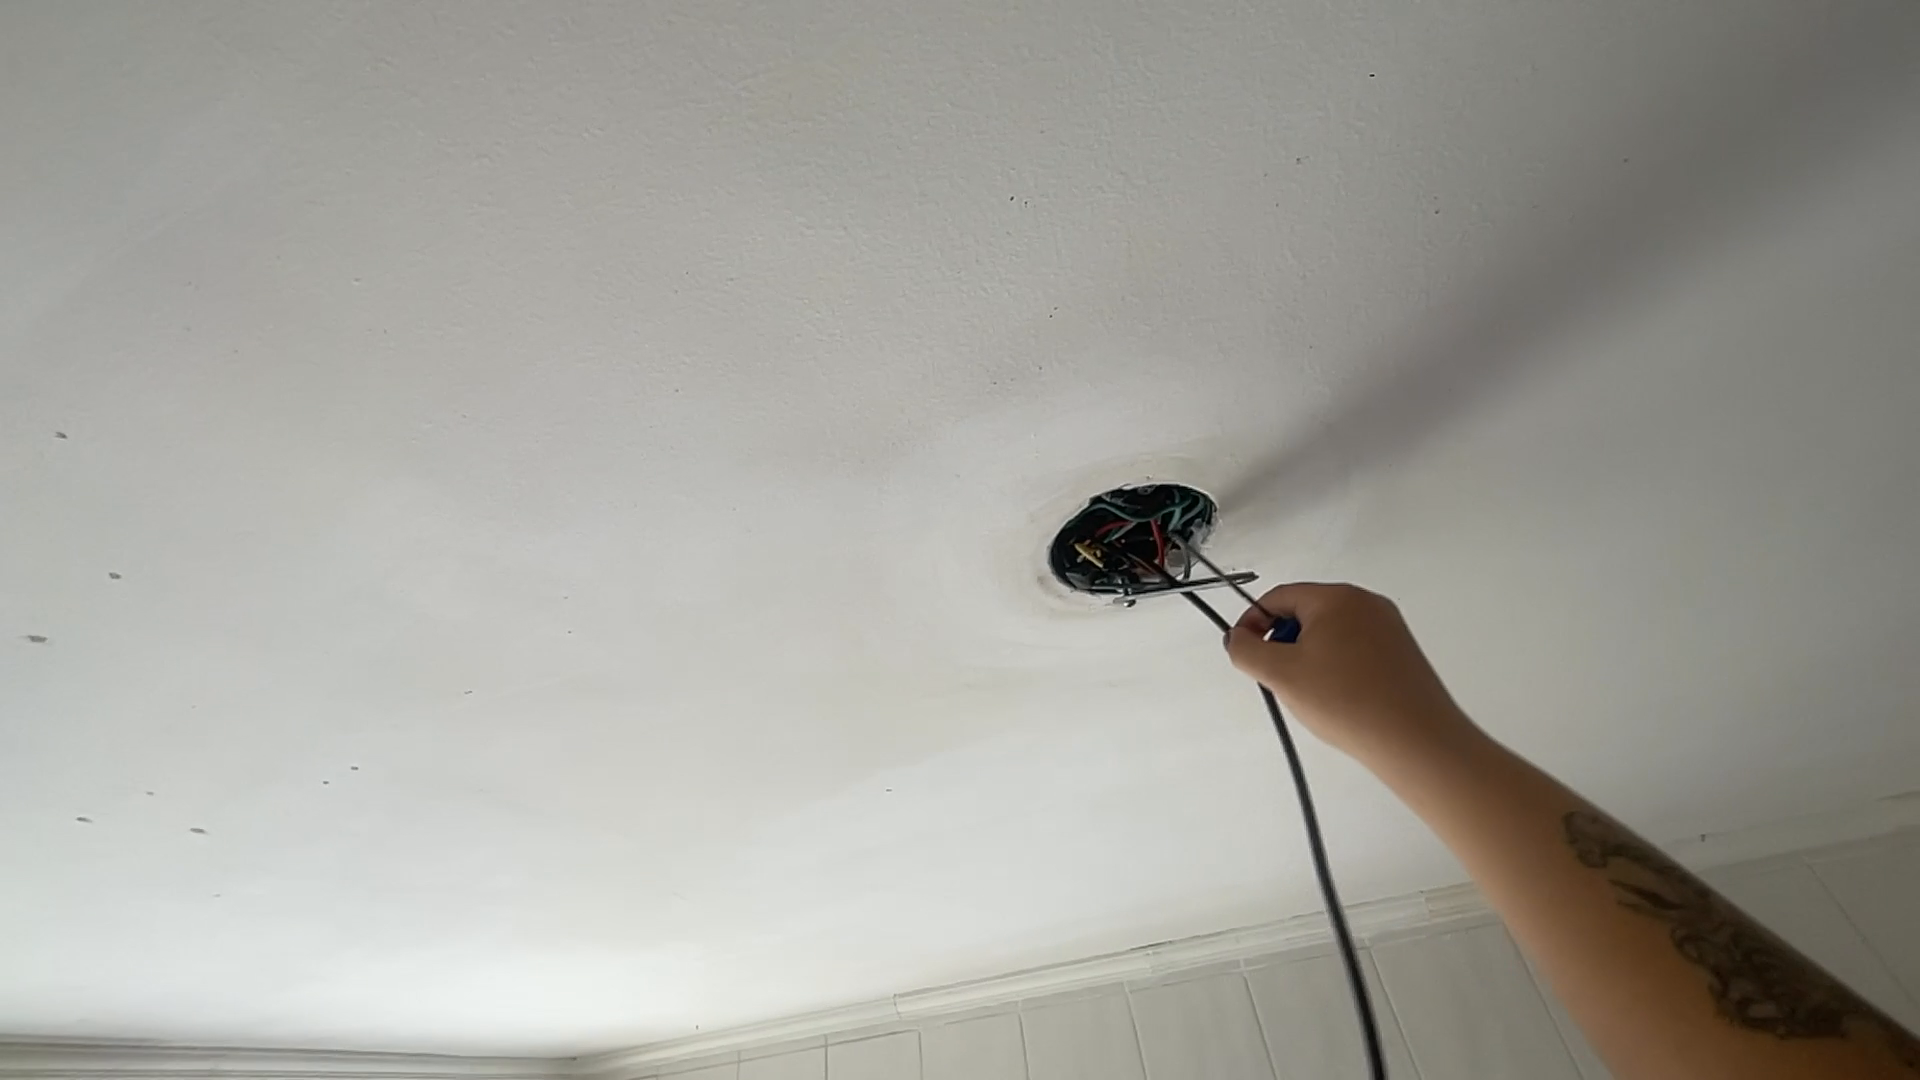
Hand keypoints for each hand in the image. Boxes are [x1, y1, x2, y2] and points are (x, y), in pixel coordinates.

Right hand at [1224, 583, 1476, 760]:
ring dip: (1308, 657)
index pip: (1277, 598)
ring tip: (1311, 693)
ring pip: (1328, 633)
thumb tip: (1237, 638)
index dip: (1253, 624)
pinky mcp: (1401, 654)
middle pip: (1303, 613)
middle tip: (1280, 677)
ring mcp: (1389, 628)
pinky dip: (1335, 668)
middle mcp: (1367, 604)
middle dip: (1283, 642)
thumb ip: (1245, 649)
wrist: (1417, 743)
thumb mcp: (1279, 674)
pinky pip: (1353, 649)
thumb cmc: (1351, 703)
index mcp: (1337, 598)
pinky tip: (1336, 698)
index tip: (1247, 652)